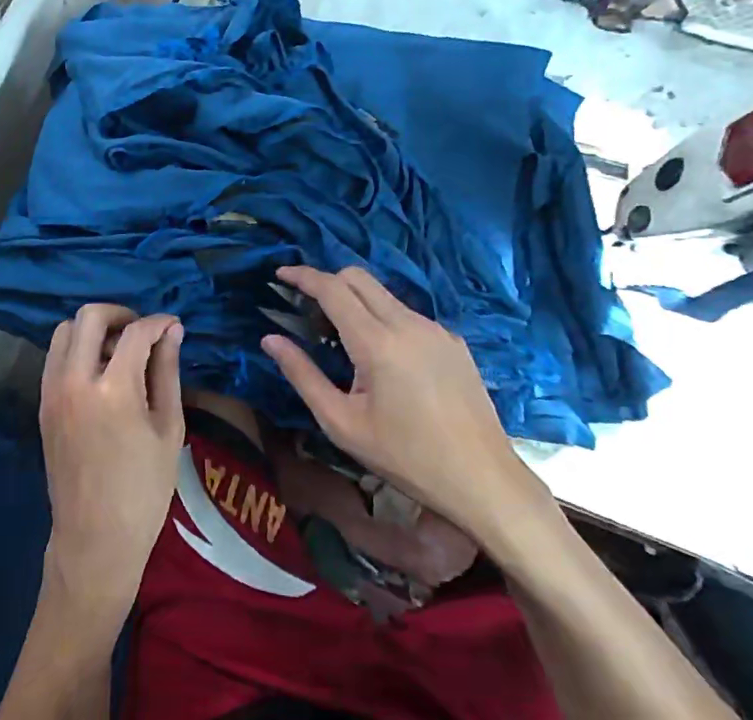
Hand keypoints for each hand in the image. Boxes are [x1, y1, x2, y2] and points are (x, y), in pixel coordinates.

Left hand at [40, 304, 186, 613]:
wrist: (95, 538)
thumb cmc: (144, 489)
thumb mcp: (169, 429)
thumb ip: (167, 373)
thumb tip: (173, 333)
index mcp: (113, 391)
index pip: (135, 332)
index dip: (159, 322)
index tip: (173, 326)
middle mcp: (74, 382)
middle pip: (89, 317)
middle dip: (120, 314)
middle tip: (143, 332)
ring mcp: (52, 393)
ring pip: (64, 332)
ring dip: (94, 330)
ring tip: (120, 352)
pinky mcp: (43, 405)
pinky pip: (56, 358)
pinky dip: (77, 350)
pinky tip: (102, 373)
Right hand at [261, 266, 553, 542]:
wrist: (481, 478)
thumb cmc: (405, 458)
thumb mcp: (342, 424)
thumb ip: (303, 376)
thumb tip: (270, 340)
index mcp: (378, 342)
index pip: (333, 289)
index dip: (303, 276)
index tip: (280, 274)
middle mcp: (409, 323)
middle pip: (359, 277)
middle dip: (328, 280)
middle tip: (307, 308)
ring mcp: (436, 329)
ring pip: (385, 295)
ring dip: (357, 300)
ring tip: (341, 337)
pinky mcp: (454, 342)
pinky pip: (409, 315)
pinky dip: (384, 319)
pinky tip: (384, 359)